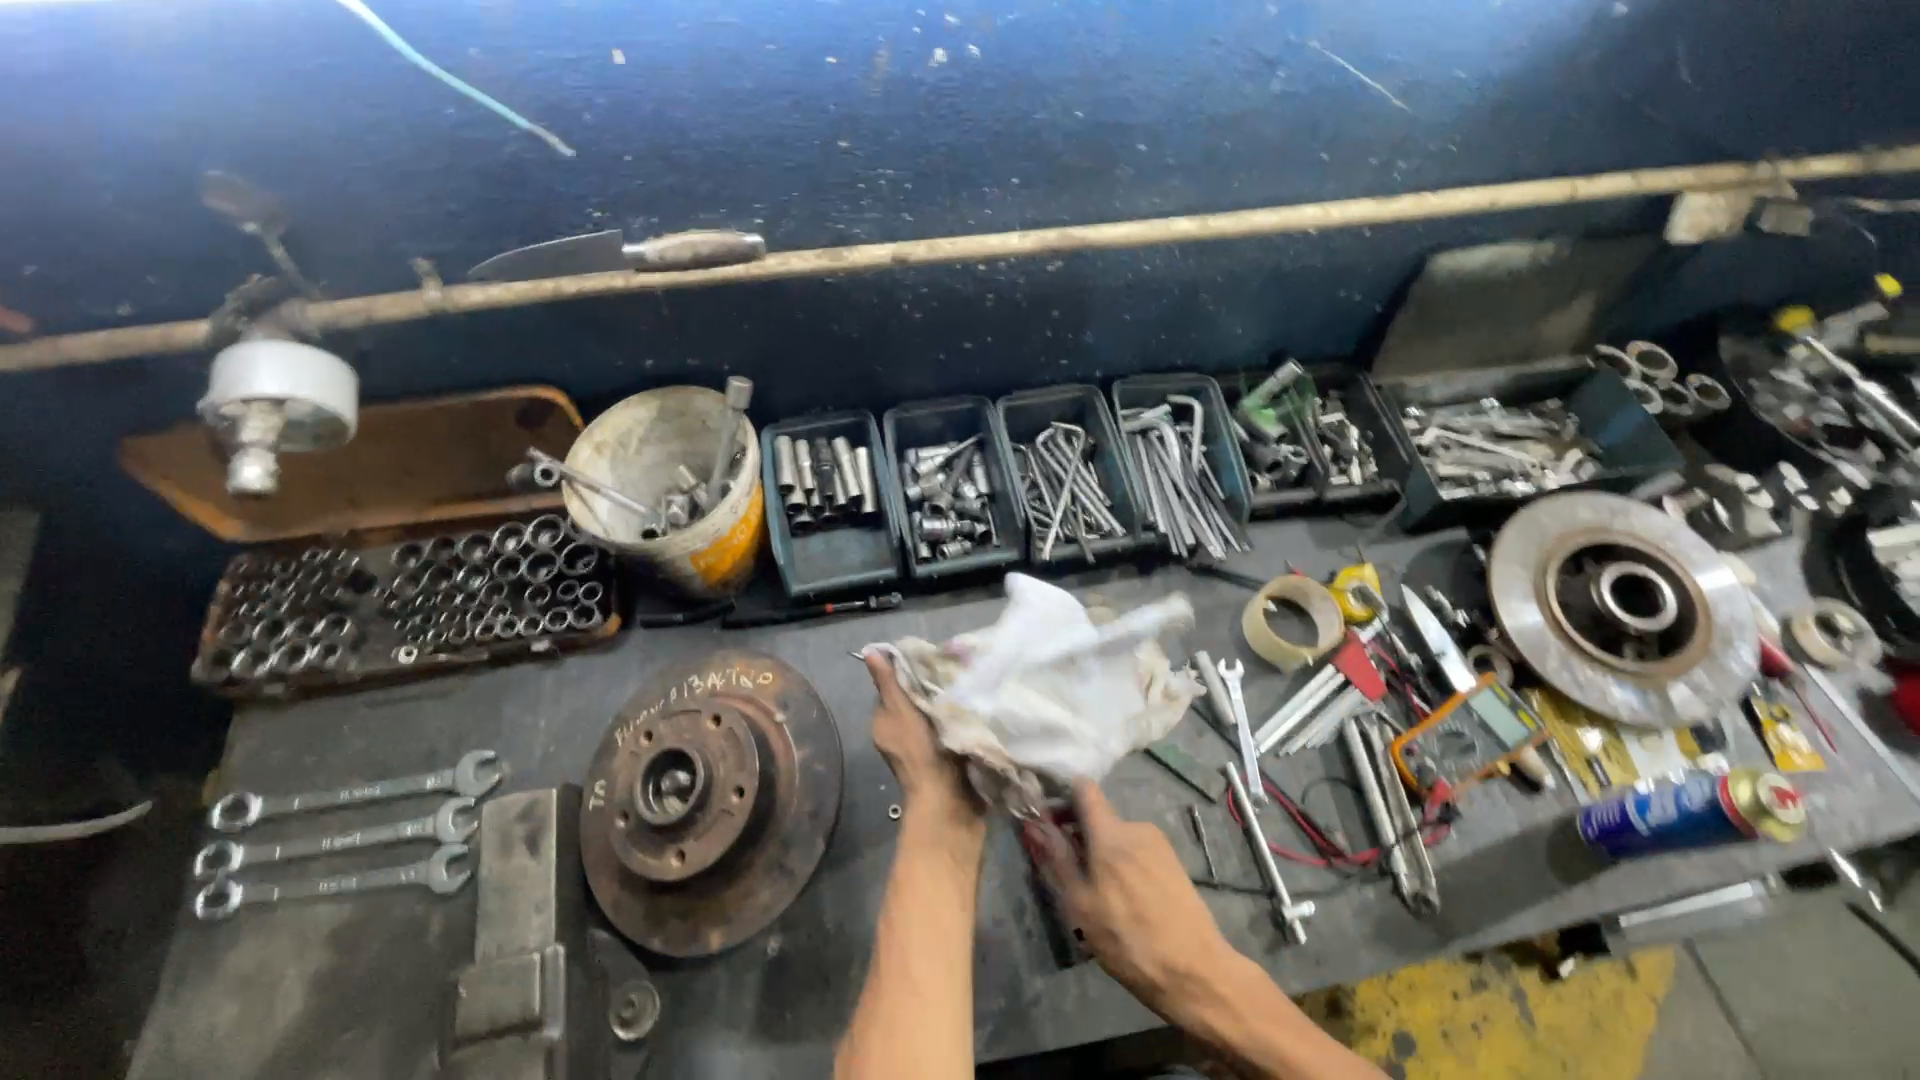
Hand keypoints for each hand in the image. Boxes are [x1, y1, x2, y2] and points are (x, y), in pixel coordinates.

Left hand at [864, 652, 981, 824]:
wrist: (948, 802)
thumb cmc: (919, 753)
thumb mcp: (900, 712)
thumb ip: (888, 683)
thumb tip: (869, 650)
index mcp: (885, 722)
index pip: (894, 686)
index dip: (909, 670)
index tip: (932, 656)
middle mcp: (901, 734)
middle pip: (916, 699)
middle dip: (933, 685)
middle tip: (955, 668)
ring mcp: (924, 747)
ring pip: (935, 713)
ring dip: (949, 702)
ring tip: (968, 683)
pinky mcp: (946, 756)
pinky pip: (951, 728)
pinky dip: (959, 719)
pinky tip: (973, 706)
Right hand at [1029, 780, 1238, 1019]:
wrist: (1194, 971)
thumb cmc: (1128, 940)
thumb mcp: (1081, 904)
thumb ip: (1058, 858)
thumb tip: (1035, 824)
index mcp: (1111, 833)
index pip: (1083, 788)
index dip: (1062, 799)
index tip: (1049, 824)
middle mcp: (1137, 828)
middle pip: (1099, 817)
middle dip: (1078, 837)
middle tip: (1068, 876)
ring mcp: (1159, 844)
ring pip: (1117, 838)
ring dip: (1100, 855)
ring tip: (1097, 898)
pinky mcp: (1173, 862)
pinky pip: (1136, 852)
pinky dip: (1122, 866)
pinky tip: (1124, 903)